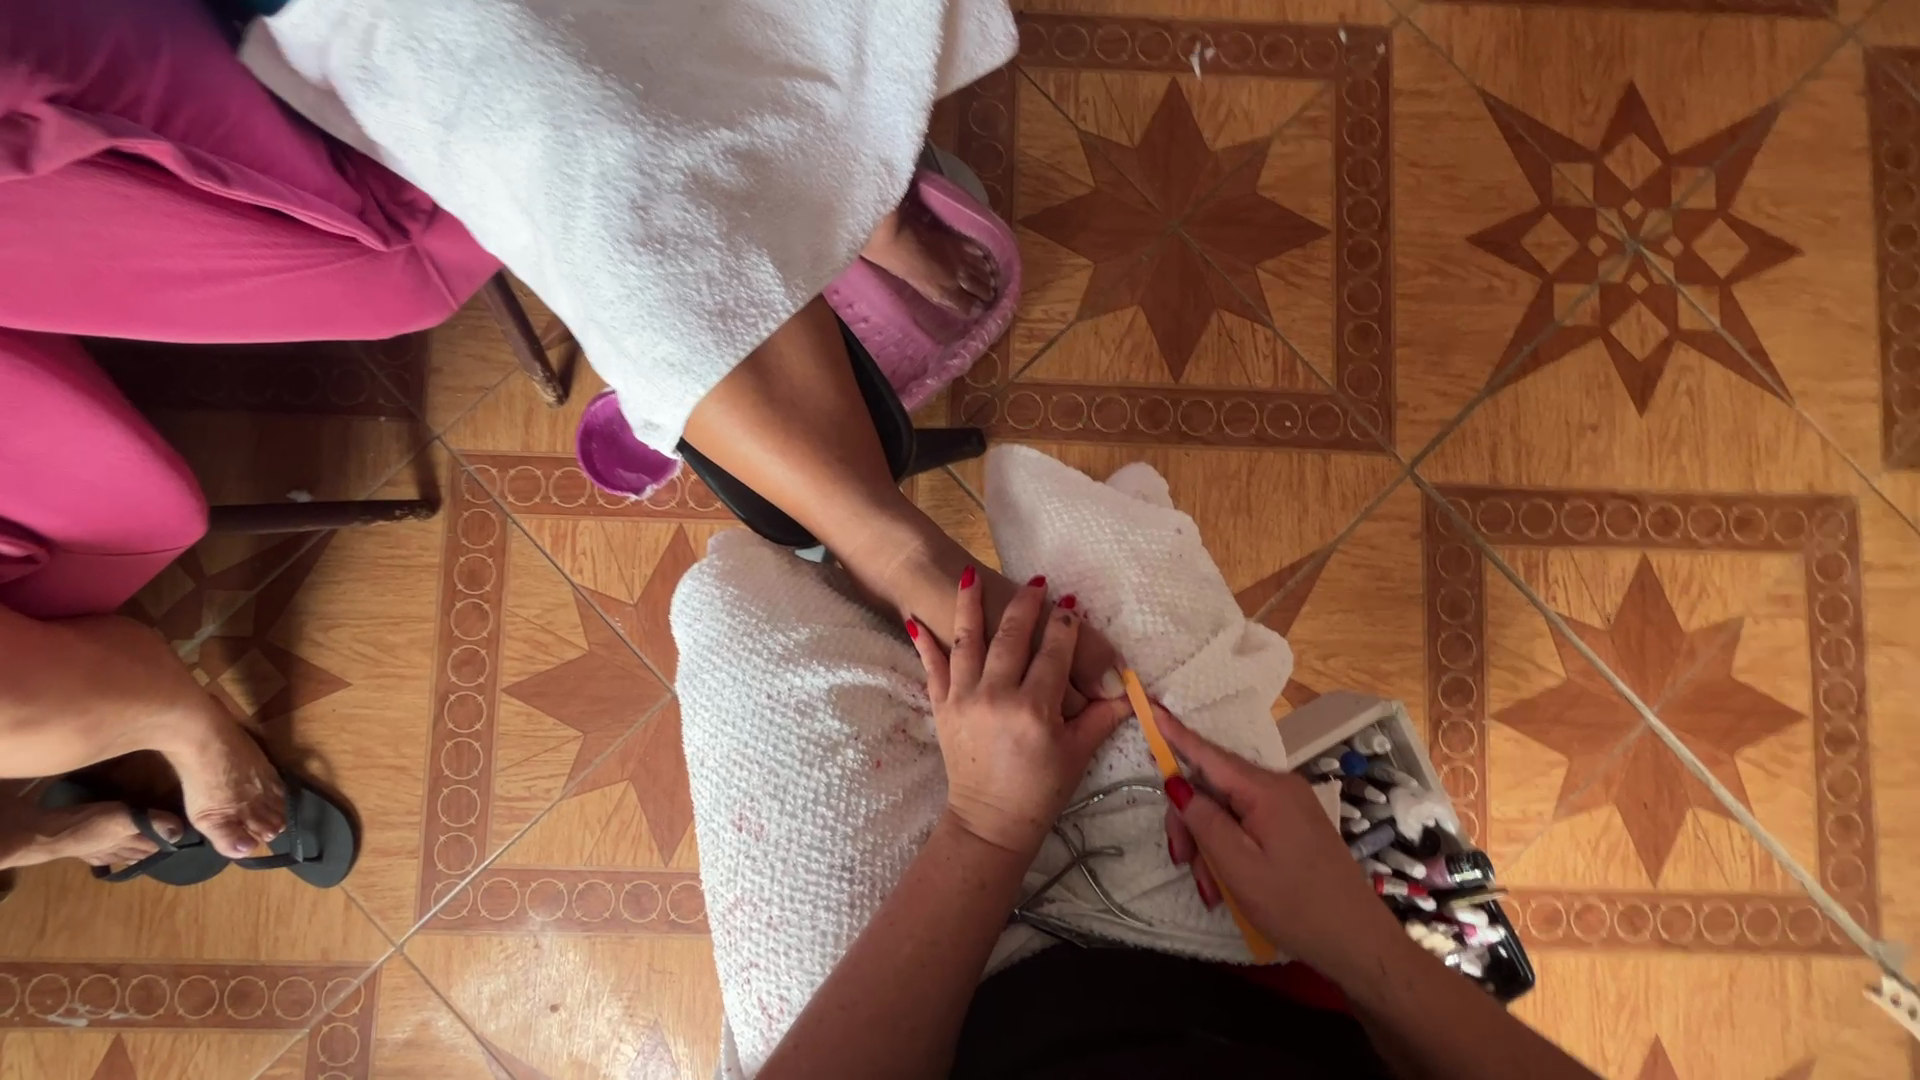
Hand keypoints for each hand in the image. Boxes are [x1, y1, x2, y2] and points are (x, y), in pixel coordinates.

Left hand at [908, 568, 1130, 856]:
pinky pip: (932, 668)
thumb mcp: (1078, 753)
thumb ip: (1102, 717)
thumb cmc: (1041, 790)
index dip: (1064, 625)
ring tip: (970, 575)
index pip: (1053, 652)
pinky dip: (924, 644)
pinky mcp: (942, 707)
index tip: (1070, 603)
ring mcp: (964, 698)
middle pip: (1012, 637)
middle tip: (1036, 581)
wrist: (990, 821)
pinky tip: (914, 618)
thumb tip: (1132, 692)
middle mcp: (997, 696)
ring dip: (969, 606)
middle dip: (1025, 604)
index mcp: (1036, 708)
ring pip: (967, 641)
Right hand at [1155, 709, 1404, 977]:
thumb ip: (1204, 820)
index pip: (1208, 754)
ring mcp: (1288, 805)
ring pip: (1227, 809)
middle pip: (1214, 786)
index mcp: (1266, 790)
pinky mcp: (1293, 824)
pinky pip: (1246, 822)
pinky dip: (1229, 848)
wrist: (1361, 946)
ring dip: (1209, 845)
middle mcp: (1278, 786)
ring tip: (1211, 889)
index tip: (1149, 706)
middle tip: (1181, 861)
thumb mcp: (1238, 867)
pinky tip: (1227, 884)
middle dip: (1191, 822)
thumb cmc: (1297, 907)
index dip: (1175, 733)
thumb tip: (1176, 783)